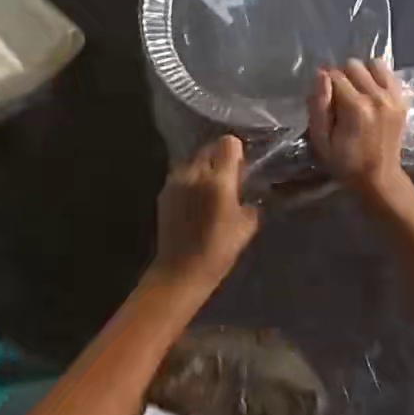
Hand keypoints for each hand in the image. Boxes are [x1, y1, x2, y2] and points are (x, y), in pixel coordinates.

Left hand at [153, 136, 259, 289]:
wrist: (180, 271)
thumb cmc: (219, 250)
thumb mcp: (247, 225)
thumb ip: (250, 200)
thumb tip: (248, 191)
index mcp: (219, 180)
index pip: (229, 143)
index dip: (237, 153)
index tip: (241, 169)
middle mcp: (195, 174)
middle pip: (209, 149)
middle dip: (220, 160)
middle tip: (228, 182)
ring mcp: (175, 182)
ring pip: (193, 161)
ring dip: (203, 169)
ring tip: (209, 192)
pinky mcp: (163, 192)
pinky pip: (180, 176)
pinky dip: (189, 181)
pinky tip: (194, 203)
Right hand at [308, 59, 409, 197]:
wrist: (379, 178)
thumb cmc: (345, 163)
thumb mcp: (322, 141)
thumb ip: (319, 106)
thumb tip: (321, 74)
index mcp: (355, 107)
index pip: (334, 75)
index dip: (325, 83)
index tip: (324, 98)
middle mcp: (377, 97)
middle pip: (354, 65)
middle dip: (343, 76)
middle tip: (340, 97)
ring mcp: (393, 98)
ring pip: (374, 64)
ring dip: (362, 74)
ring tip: (357, 92)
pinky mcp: (402, 101)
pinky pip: (389, 75)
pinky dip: (378, 77)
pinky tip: (372, 93)